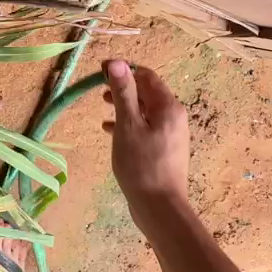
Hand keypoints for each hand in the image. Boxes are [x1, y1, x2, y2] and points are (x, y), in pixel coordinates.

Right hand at [102, 59, 190, 216]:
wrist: (160, 208)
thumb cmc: (141, 164)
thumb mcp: (127, 125)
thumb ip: (123, 93)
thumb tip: (118, 63)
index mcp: (168, 106)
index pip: (146, 75)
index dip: (124, 70)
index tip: (100, 72)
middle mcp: (174, 116)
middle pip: (147, 91)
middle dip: (123, 87)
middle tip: (98, 90)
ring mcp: (171, 134)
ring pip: (145, 110)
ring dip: (125, 104)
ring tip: (102, 107)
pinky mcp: (165, 149)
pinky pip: (146, 126)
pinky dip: (129, 123)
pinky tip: (110, 130)